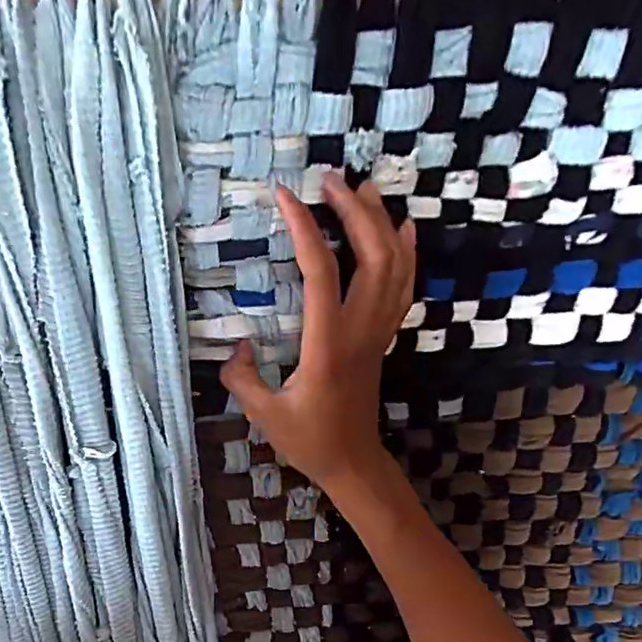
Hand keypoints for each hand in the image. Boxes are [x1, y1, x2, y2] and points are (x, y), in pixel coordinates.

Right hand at [219, 173, 416, 492]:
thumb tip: (234, 347)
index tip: (285, 196)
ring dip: (381, 223)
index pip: (321, 274)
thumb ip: (241, 379)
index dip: (304, 229)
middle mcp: (360, 331)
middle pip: (373, 257)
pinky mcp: (384, 337)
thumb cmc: (309, 441)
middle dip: (354, 211)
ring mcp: (378, 332)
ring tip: (361, 190)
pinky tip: (403, 228)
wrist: (353, 461)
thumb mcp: (263, 415)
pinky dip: (407, 253)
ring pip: (395, 267)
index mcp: (327, 346)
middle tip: (330, 180)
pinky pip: (403, 288)